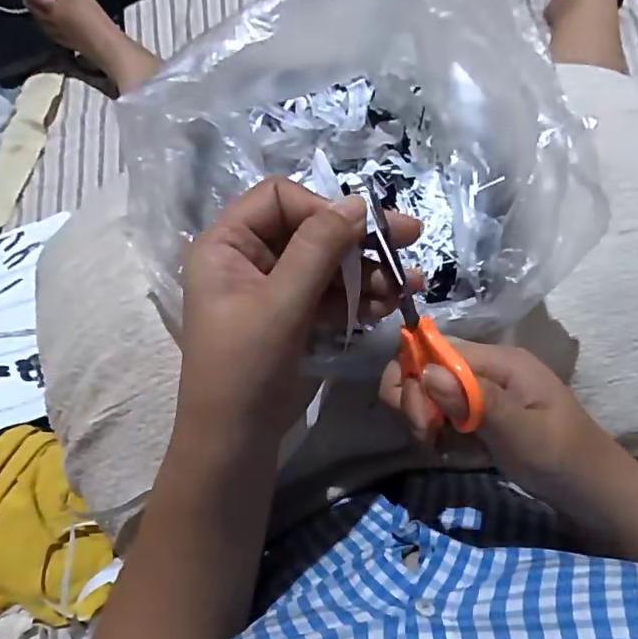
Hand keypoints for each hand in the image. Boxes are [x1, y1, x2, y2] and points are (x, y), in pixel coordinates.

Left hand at [179, 177, 417, 441]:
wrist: (235, 440)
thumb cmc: (246, 367)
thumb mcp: (281, 304)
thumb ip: (318, 249)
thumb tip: (356, 204)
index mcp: (226, 246)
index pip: (278, 199)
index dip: (321, 208)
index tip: (363, 230)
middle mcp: (246, 260)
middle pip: (309, 230)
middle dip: (358, 240)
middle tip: (411, 239)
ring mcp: (271, 291)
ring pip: (325, 265)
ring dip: (366, 273)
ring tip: (408, 287)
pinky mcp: (291, 319)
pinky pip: (327, 297)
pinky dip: (356, 300)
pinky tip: (387, 308)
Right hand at [378, 339, 612, 505]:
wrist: (590, 490)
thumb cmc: (564, 458)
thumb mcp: (524, 433)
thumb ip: (478, 401)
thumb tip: (427, 372)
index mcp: (499, 360)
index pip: (433, 349)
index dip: (415, 381)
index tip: (425, 425)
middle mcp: (483, 368)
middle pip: (421, 366)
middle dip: (412, 403)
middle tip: (427, 440)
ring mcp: (477, 390)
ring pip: (423, 392)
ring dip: (419, 421)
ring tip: (437, 449)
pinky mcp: (473, 413)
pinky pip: (436, 413)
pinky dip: (431, 433)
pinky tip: (446, 452)